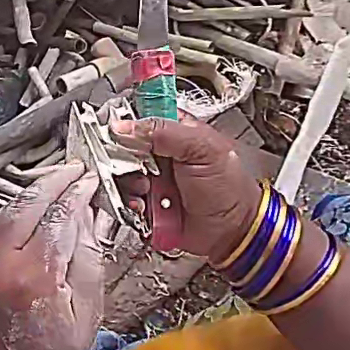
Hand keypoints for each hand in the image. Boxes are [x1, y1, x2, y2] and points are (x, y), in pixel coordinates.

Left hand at [0, 164, 104, 349]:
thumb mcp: (85, 314)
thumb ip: (88, 260)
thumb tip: (89, 218)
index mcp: (32, 277)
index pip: (59, 218)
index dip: (78, 195)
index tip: (90, 183)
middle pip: (29, 203)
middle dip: (54, 181)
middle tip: (74, 170)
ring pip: (8, 209)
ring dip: (33, 191)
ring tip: (57, 182)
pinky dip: (15, 209)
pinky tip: (32, 206)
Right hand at [112, 117, 264, 263]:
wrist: (232, 233)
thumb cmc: (229, 190)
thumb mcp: (202, 149)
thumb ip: (164, 131)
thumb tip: (123, 126)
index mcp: (173, 130)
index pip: (138, 115)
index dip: (124, 123)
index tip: (117, 134)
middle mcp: (157, 152)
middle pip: (120, 145)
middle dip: (123, 159)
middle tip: (140, 167)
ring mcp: (148, 177)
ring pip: (117, 173)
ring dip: (129, 183)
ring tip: (148, 190)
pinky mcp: (143, 201)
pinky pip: (121, 199)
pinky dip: (129, 203)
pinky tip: (145, 206)